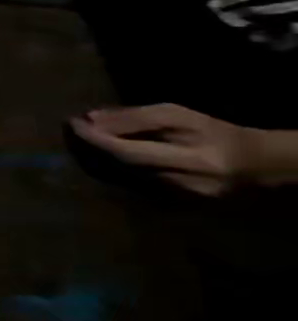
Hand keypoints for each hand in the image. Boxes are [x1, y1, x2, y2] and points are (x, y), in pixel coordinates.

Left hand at [68, 104, 268, 195]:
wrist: (251, 164)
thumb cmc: (211, 133)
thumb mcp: (175, 115)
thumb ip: (131, 117)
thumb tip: (88, 120)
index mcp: (194, 162)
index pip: (125, 153)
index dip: (92, 138)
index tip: (72, 122)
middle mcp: (184, 186)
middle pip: (114, 167)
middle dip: (84, 146)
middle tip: (69, 128)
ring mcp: (177, 200)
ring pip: (113, 177)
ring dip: (88, 156)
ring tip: (79, 137)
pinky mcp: (170, 206)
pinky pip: (122, 184)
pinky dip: (103, 167)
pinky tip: (97, 152)